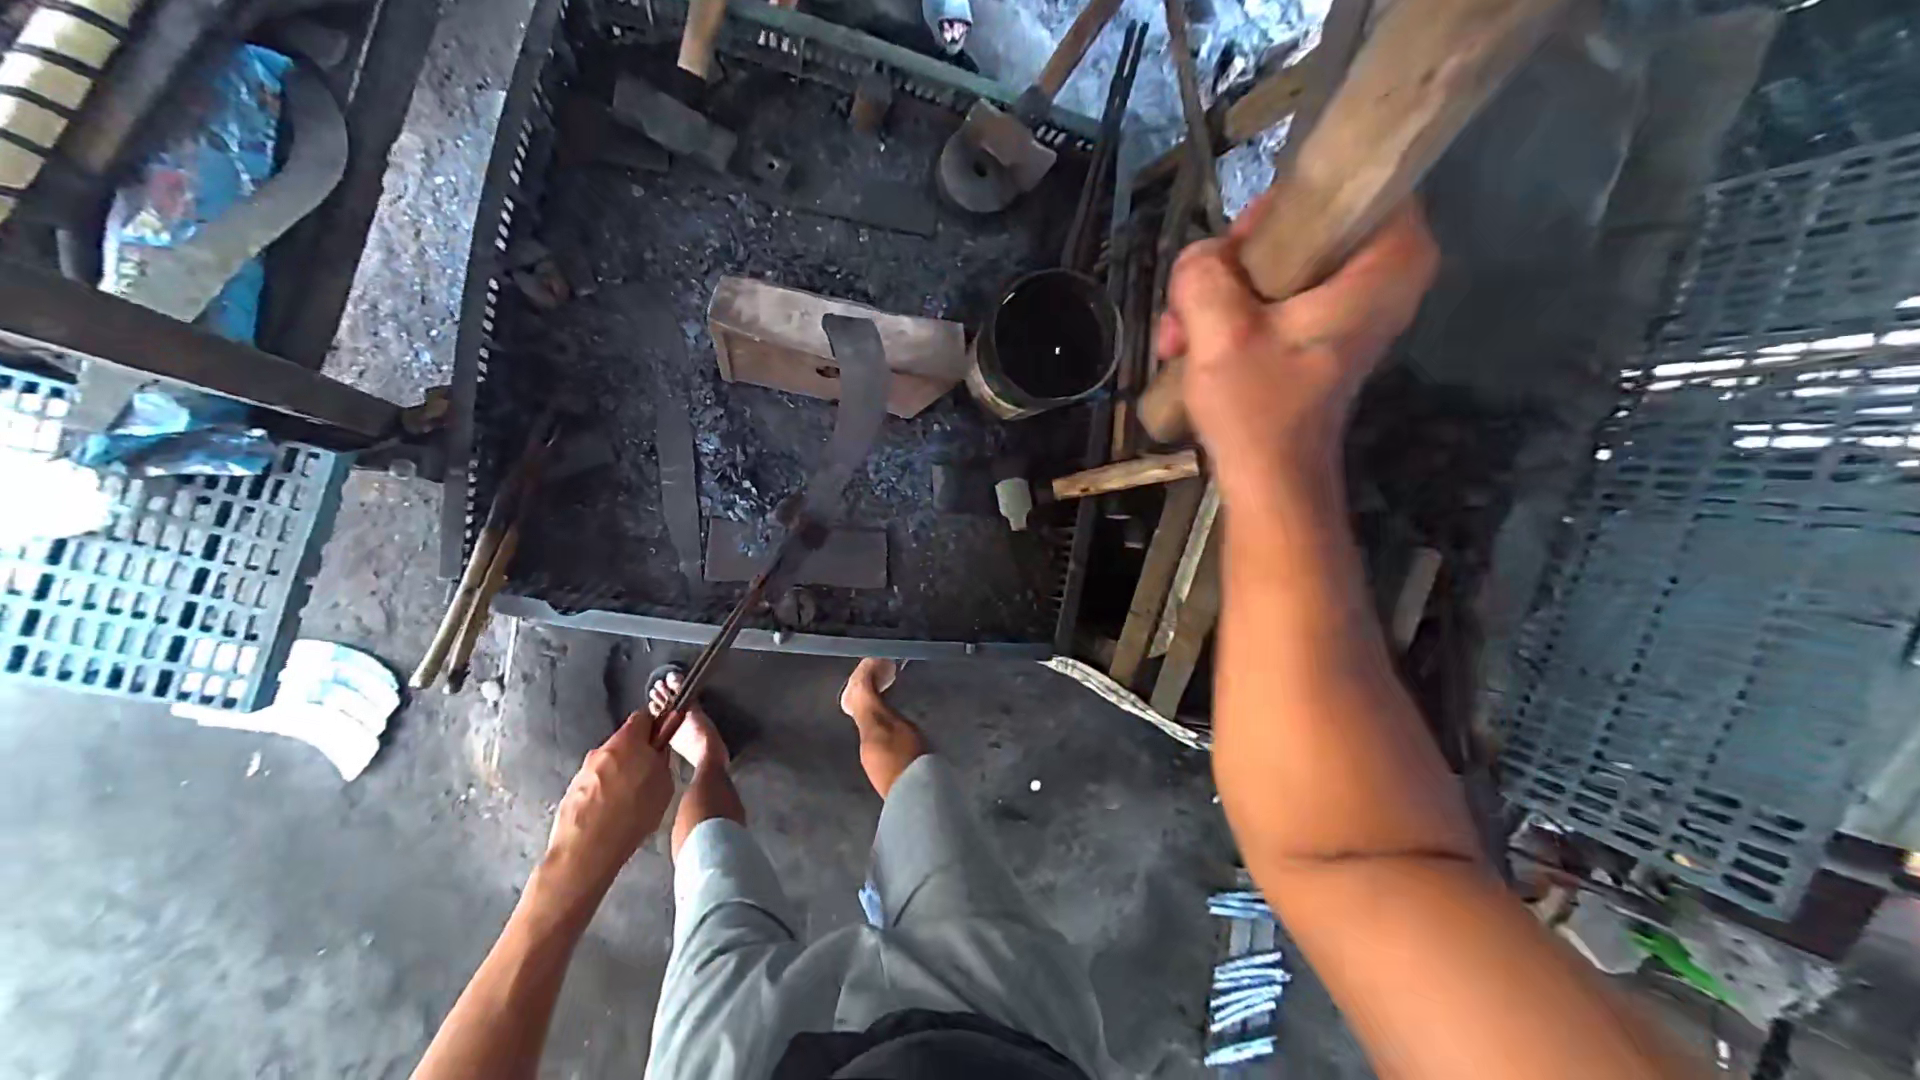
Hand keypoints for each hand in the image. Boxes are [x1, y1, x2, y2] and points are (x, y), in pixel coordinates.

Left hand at [537, 714, 673, 909]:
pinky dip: (605, 792)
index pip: (644, 715)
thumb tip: (657, 752)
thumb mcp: (664, 784)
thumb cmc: (632, 814)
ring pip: (609, 764)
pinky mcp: (570, 792)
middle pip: (625, 741)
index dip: (657, 724)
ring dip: (621, 774)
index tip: (664, 738)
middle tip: (651, 775)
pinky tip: (613, 814)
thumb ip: (661, 760)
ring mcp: (583, 771)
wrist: (585, 851)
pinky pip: (595, 784)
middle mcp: (601, 750)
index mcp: (627, 740)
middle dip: (638, 753)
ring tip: (631, 801)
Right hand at [1155, 198, 1437, 504]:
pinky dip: (1227, 319)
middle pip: (1295, 226)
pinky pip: (1268, 298)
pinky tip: (1190, 349)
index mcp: (1388, 260)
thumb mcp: (1220, 330)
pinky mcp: (1318, 334)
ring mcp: (1349, 307)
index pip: (1342, 182)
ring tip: (1178, 338)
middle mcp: (1382, 275)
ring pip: (1271, 266)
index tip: (1233, 250)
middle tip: (1192, 301)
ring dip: (1215, 298)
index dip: (1276, 206)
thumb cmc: (1259, 408)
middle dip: (1230, 265)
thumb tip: (1200, 260)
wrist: (1269, 480)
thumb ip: (1203, 272)